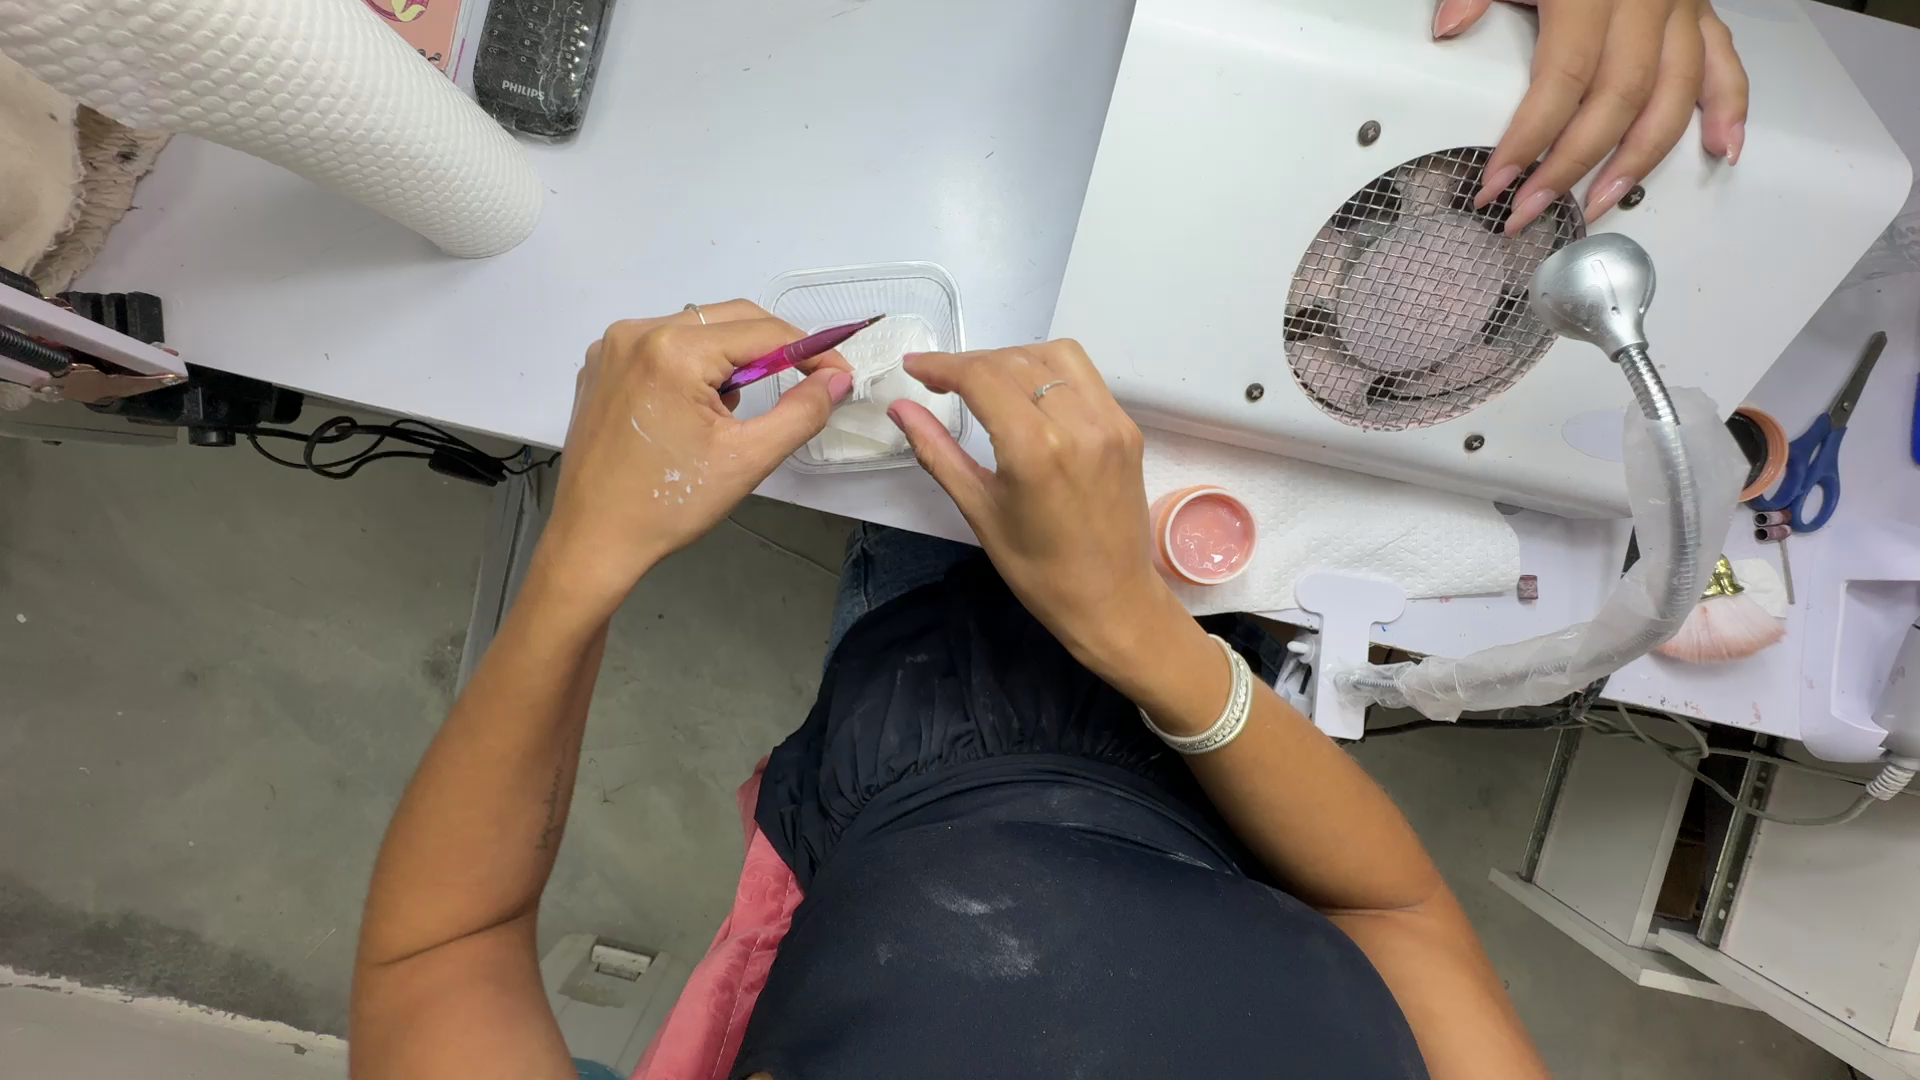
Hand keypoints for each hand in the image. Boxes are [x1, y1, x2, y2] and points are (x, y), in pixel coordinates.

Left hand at [534, 300, 852, 613]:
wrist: (594, 539)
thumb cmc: (671, 505)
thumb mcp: (748, 459)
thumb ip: (802, 412)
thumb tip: (836, 379)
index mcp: (673, 351)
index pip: (763, 332)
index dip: (811, 349)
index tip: (840, 375)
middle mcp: (638, 332)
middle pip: (730, 320)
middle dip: (775, 349)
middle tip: (806, 385)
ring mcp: (613, 346)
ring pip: (699, 330)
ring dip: (733, 359)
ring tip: (735, 412)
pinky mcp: (602, 364)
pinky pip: (665, 345)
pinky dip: (696, 365)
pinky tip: (697, 409)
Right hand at [886, 341, 1187, 670]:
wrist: (1112, 600)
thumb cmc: (1037, 570)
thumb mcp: (979, 511)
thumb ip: (938, 452)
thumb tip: (900, 409)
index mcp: (1034, 449)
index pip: (982, 377)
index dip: (942, 365)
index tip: (915, 368)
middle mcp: (1078, 423)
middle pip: (1014, 360)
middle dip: (971, 363)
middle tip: (940, 382)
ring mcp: (1110, 422)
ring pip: (1055, 356)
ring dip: (1013, 357)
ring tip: (985, 382)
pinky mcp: (1128, 428)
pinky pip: (1085, 377)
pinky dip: (1050, 371)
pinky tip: (1029, 395)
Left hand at [1435, 0, 1748, 228]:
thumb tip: (1450, 26)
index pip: (1564, 81)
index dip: (1528, 141)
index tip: (1495, 185)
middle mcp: (1648, 0)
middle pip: (1618, 99)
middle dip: (1570, 167)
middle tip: (1528, 211)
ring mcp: (1679, 6)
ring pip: (1674, 93)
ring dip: (1638, 159)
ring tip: (1597, 205)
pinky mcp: (1698, 8)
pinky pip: (1725, 61)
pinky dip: (1729, 107)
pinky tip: (1720, 150)